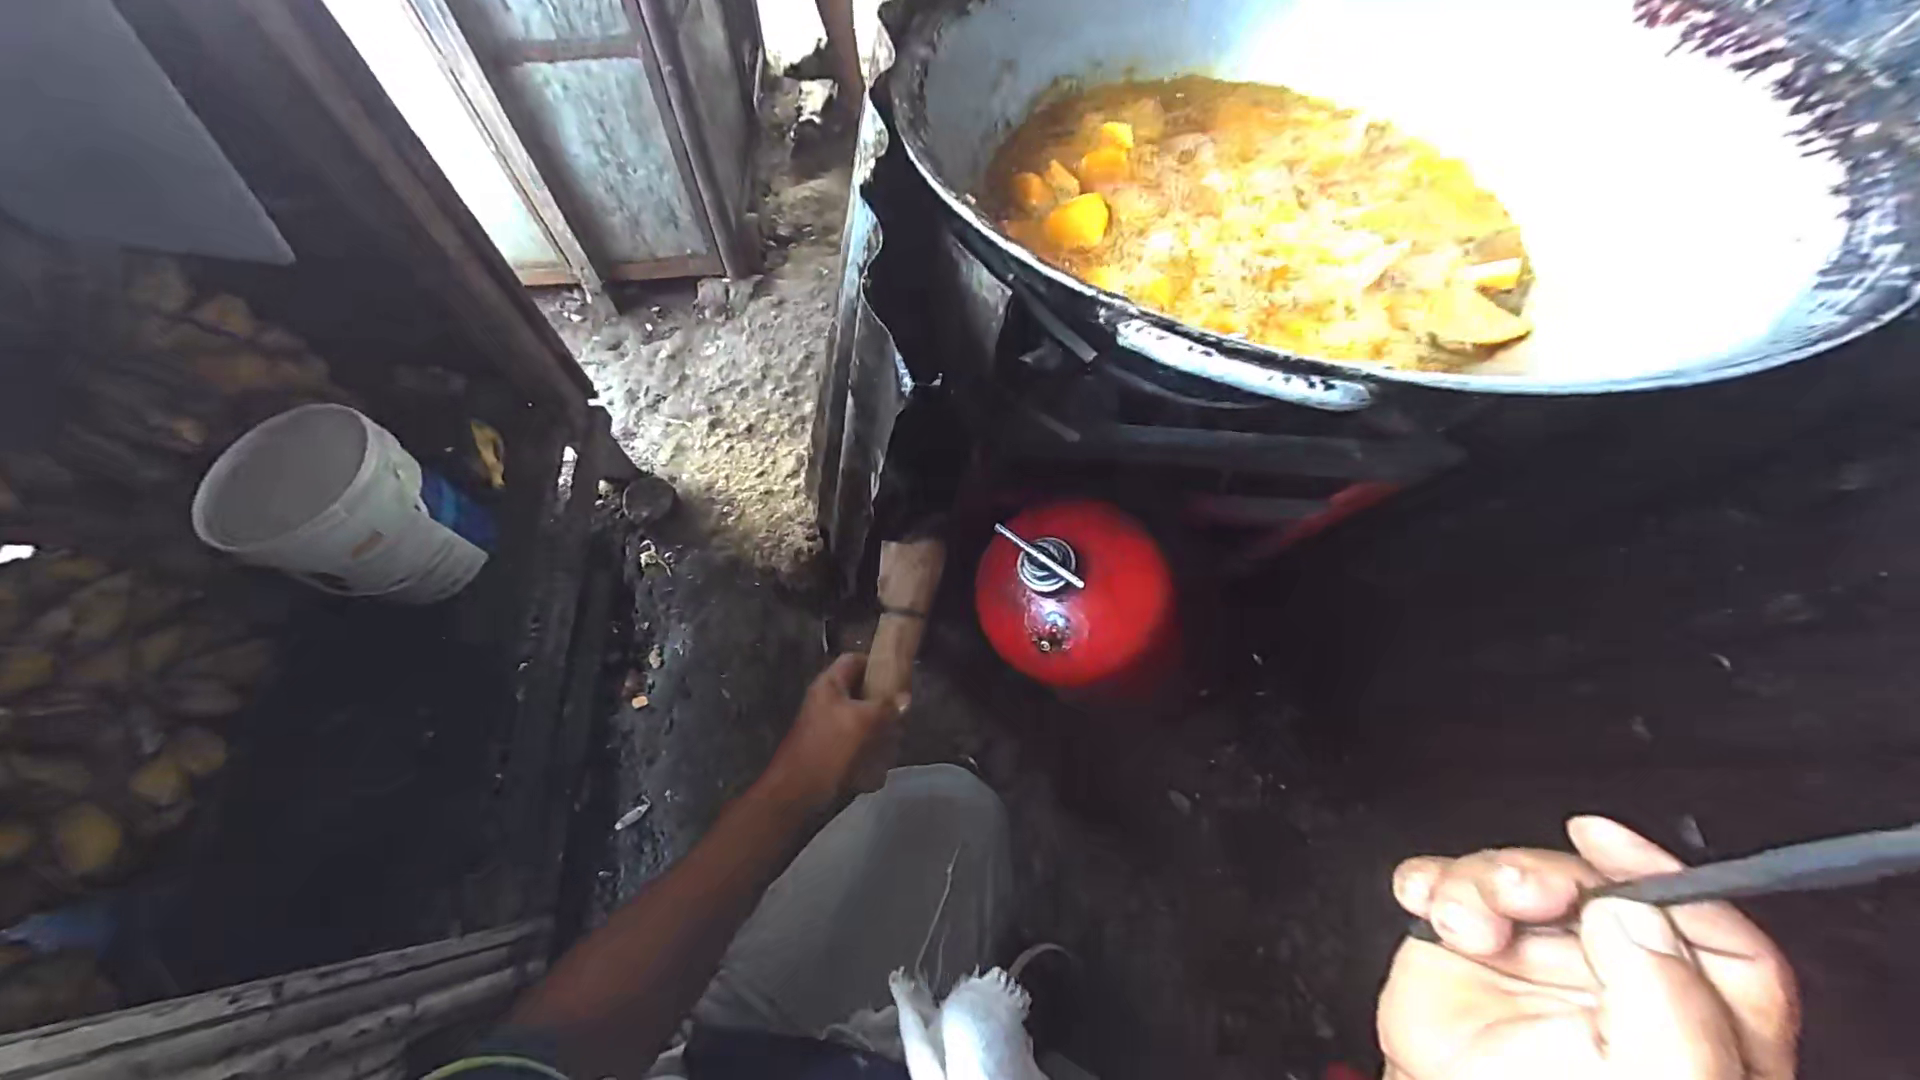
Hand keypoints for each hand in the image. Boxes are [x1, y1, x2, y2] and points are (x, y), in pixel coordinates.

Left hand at [754, 654, 907, 813]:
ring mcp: (826, 723)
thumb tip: (905, 698)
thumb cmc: (828, 748)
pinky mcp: (830, 745)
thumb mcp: (862, 722)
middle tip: (900, 709)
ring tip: (894, 735)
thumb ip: (886, 707)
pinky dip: (868, 745)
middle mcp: (826, 699)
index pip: (854, 659)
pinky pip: (855, 738)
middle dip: (881, 699)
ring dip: (877, 725)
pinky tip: (880, 758)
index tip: (898, 675)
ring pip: (860, 715)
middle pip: (859, 689)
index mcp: (829, 685)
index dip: (876, 662)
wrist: (797, 791)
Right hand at [1378, 816, 1798, 1079]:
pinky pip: (1442, 876)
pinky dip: (1427, 880)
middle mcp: (1612, 979)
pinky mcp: (1461, 934)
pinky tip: (1426, 906)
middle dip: (1542, 876)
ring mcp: (1531, 952)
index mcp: (1688, 1024)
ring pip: (1513, 873)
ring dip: (1475, 883)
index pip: (1715, 938)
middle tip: (1520, 894)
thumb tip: (1633, 913)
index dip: (1668, 879)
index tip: (1604, 840)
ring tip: (1463, 924)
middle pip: (1593, 886)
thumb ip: (1669, 1005)